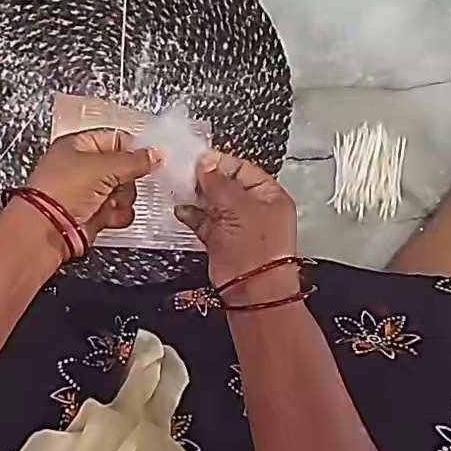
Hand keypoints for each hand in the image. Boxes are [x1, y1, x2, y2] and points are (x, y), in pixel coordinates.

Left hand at [23, 129, 160, 237]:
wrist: (46, 230)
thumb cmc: (62, 191)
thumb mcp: (103, 167)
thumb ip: (134, 160)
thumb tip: (155, 155)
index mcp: (79, 146)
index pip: (116, 139)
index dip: (133, 148)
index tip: (149, 158)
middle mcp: (83, 167)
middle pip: (123, 168)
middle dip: (127, 179)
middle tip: (121, 183)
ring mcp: (88, 192)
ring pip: (124, 191)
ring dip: (123, 198)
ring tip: (110, 202)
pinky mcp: (93, 214)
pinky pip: (119, 210)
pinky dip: (118, 214)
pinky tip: (108, 216)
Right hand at [174, 151, 299, 296]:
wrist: (252, 290)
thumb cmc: (259, 252)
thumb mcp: (239, 207)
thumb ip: (219, 183)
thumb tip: (206, 164)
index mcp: (269, 196)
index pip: (243, 169)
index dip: (221, 163)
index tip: (200, 160)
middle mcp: (254, 208)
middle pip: (226, 185)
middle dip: (206, 179)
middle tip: (187, 173)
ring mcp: (237, 225)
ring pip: (212, 202)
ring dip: (196, 196)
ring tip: (181, 188)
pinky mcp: (221, 239)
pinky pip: (203, 221)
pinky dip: (192, 214)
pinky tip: (182, 209)